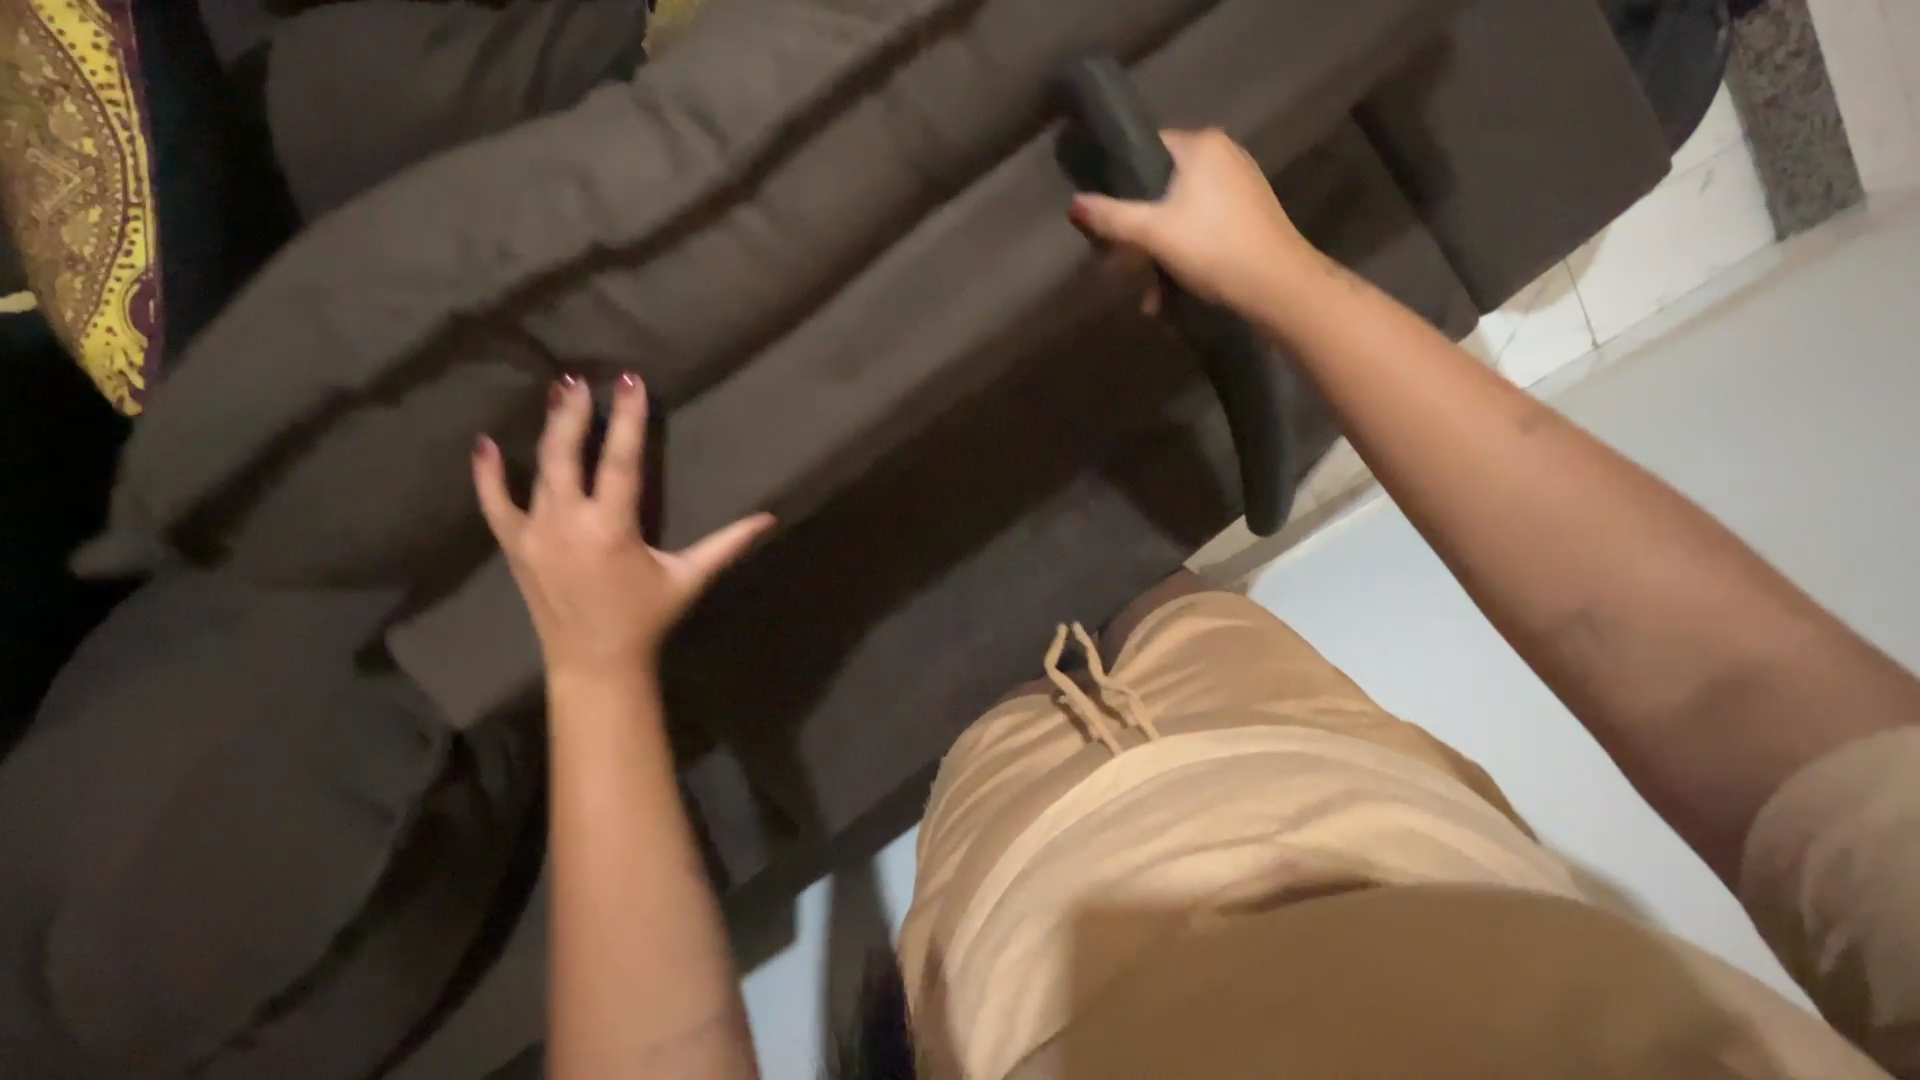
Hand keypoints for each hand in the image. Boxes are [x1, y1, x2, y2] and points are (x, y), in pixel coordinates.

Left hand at [473, 375, 773, 682]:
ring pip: (537, 470)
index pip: (620, 460)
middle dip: (575, 413)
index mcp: (612, 527)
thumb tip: (769, 519)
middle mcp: (569, 523)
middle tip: (579, 379)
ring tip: (555, 394)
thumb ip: (727, 544)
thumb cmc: (647, 618)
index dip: (626, 418)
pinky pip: (495, 504)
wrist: (595, 662)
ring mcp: (536, 534)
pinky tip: (485, 444)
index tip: (629, 381)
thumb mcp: (688, 578)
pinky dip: (487, 475)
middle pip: (568, 454)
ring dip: (546, 430)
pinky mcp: (516, 548)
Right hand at [1069, 129, 1317, 316]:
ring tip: (1149, 297)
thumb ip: (1112, 217)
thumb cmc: (1212, 247)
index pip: (1147, 149)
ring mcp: (1240, 187)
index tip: (1103, 216)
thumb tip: (1074, 205)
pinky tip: (1171, 294)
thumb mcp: (1153, 233)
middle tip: (1120, 267)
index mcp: (1202, 146)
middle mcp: (1224, 157)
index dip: (1119, 181)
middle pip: (1162, 190)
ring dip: (1158, 258)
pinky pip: (1202, 232)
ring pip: (1180, 218)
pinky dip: (1183, 259)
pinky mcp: (1249, 218)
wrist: (1278, 285)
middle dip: (1138, 236)